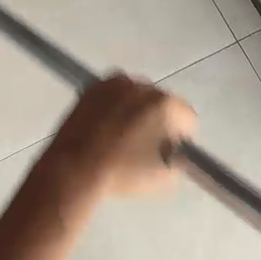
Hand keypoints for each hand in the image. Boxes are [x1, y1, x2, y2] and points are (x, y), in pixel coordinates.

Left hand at [41, 75, 196, 198]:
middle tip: (145, 145)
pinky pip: (112, 97)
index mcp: (164, 103)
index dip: (181, 136)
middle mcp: (141, 85)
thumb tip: (174, 152)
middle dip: (158, 120)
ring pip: (135, 97)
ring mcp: (113, 84)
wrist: (73, 168)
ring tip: (122, 137)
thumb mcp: (163, 175)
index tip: (170, 150)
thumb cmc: (122, 172)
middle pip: (161, 102)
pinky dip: (113, 108)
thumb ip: (178, 160)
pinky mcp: (90, 89)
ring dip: (135, 111)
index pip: (187, 116)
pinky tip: (105, 129)